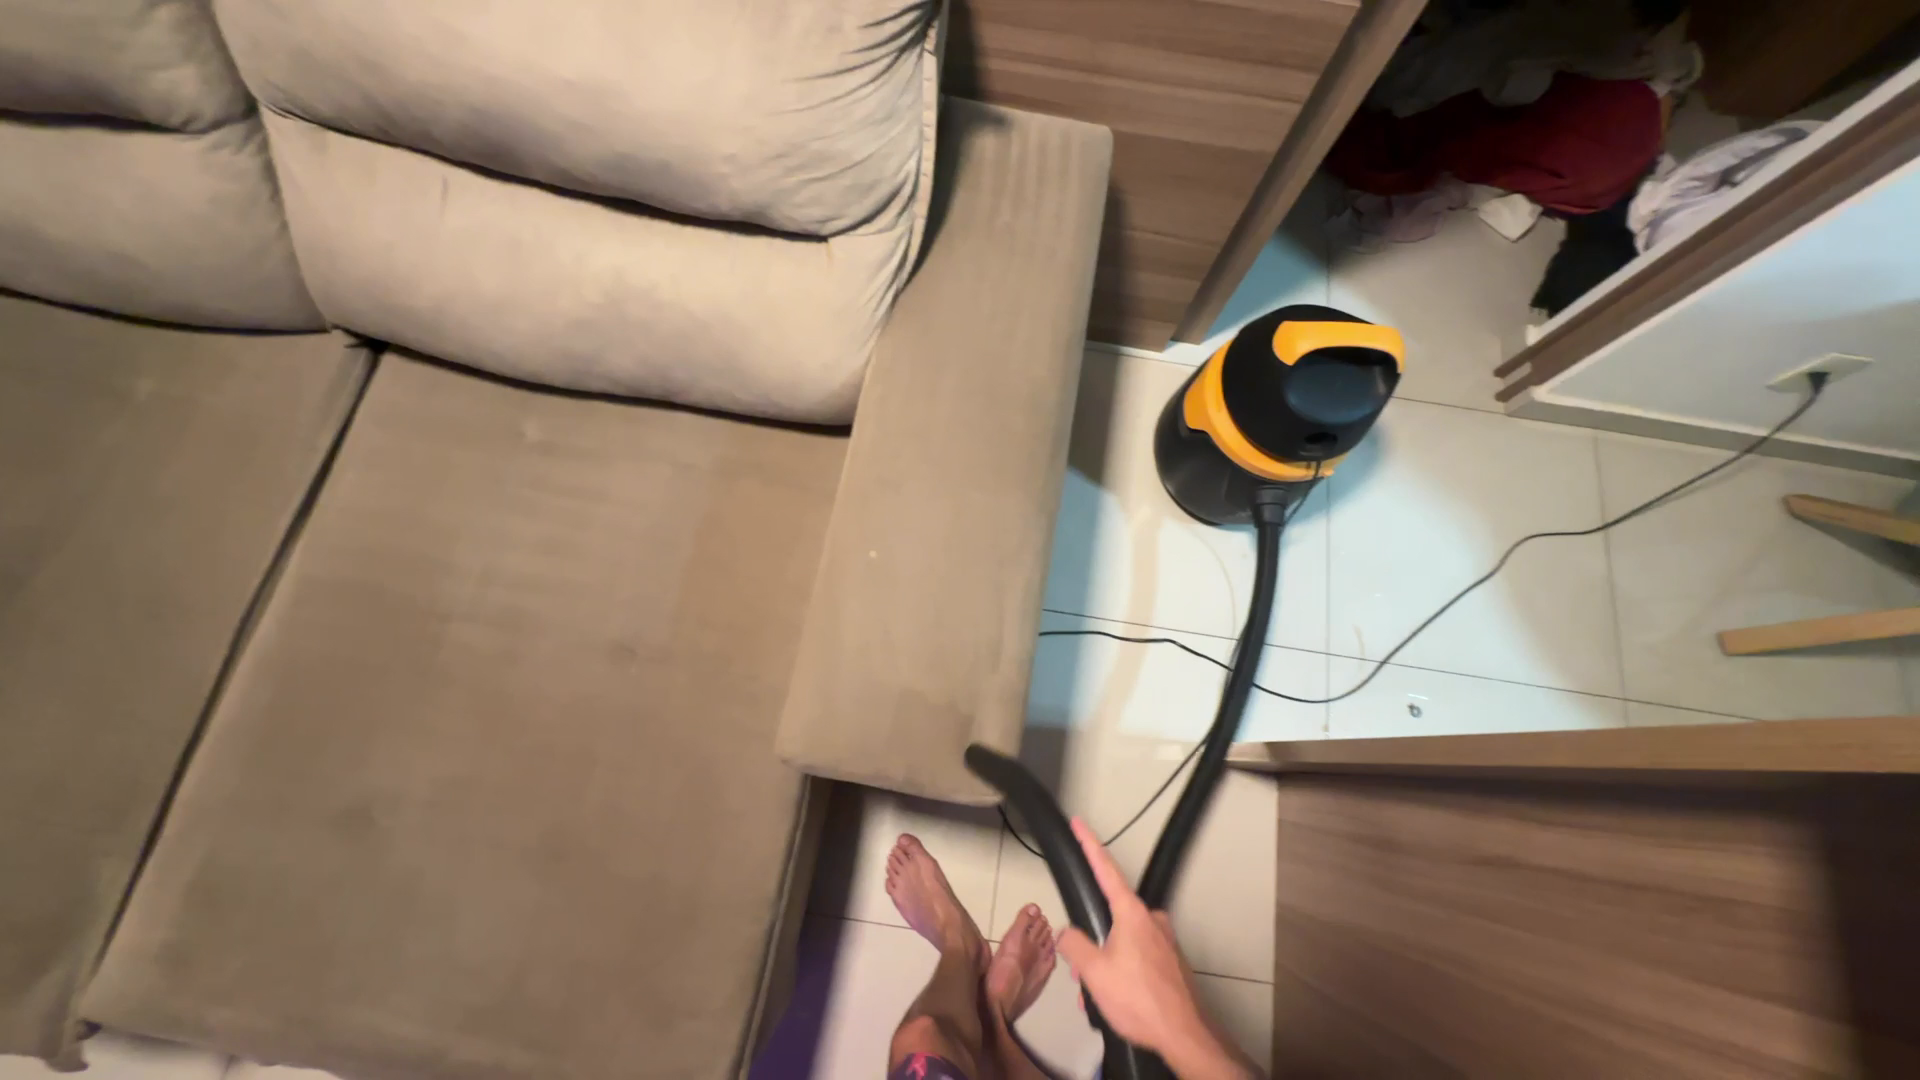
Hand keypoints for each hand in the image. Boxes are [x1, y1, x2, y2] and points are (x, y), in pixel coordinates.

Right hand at [1053, 818, 1256, 1078]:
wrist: (1187, 1036)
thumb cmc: (1140, 999)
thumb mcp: (1094, 972)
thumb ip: (1074, 945)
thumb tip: (1067, 933)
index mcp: (1131, 912)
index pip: (1106, 868)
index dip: (1089, 844)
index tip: (1079, 822)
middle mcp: (1151, 919)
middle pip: (1111, 914)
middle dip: (1093, 939)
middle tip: (1081, 969)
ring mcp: (1164, 940)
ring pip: (1124, 941)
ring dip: (1106, 962)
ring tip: (1097, 996)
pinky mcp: (1172, 962)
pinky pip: (1139, 957)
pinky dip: (1123, 973)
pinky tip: (1117, 1000)